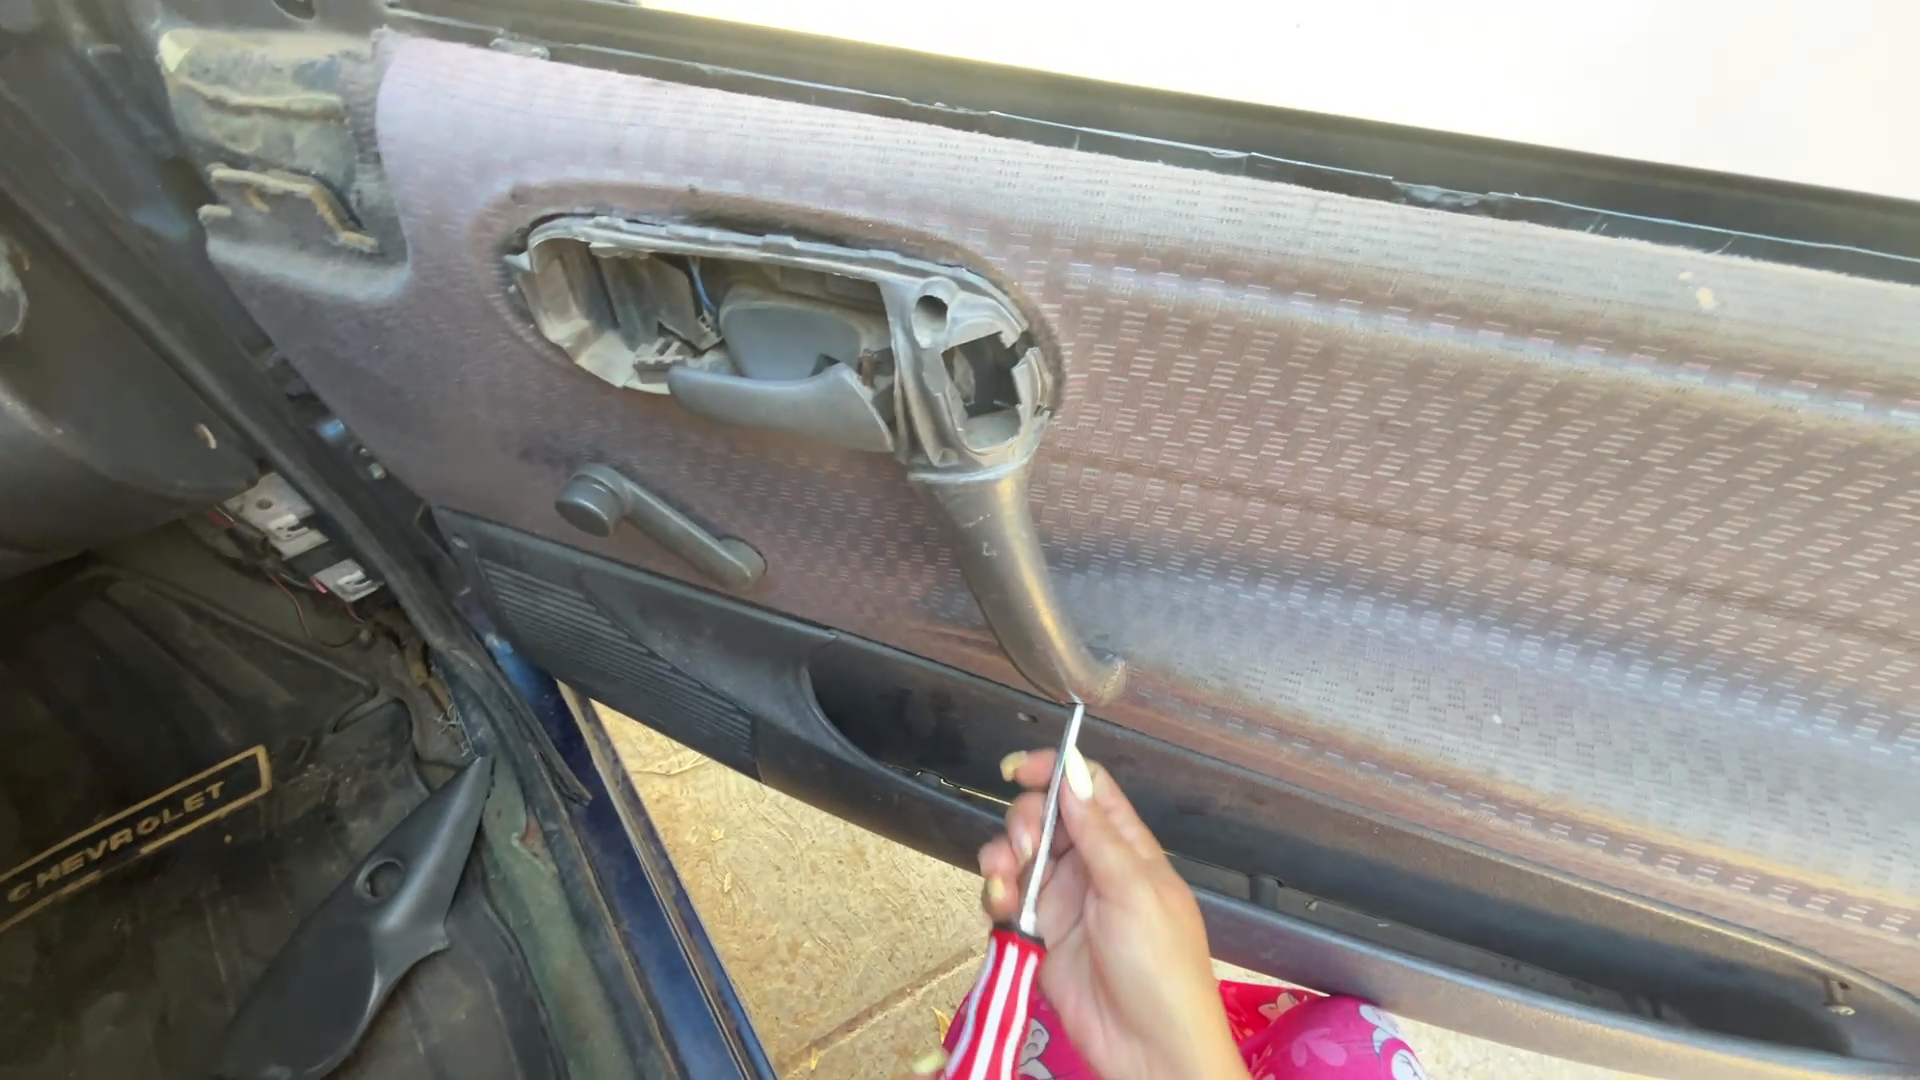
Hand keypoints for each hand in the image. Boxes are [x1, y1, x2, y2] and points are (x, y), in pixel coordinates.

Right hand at [978, 749, 1250, 1079]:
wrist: (1148, 1054)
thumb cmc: (1158, 964)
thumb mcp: (1133, 890)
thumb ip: (1097, 831)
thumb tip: (1072, 771)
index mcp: (1124, 844)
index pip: (1086, 787)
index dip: (1053, 769)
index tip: (1017, 770)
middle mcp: (1090, 863)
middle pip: (1044, 814)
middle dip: (1024, 820)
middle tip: (1027, 847)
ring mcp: (1061, 897)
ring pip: (1019, 852)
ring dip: (1002, 856)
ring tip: (1004, 881)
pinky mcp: (1038, 931)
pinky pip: (1006, 896)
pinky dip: (994, 893)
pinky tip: (999, 905)